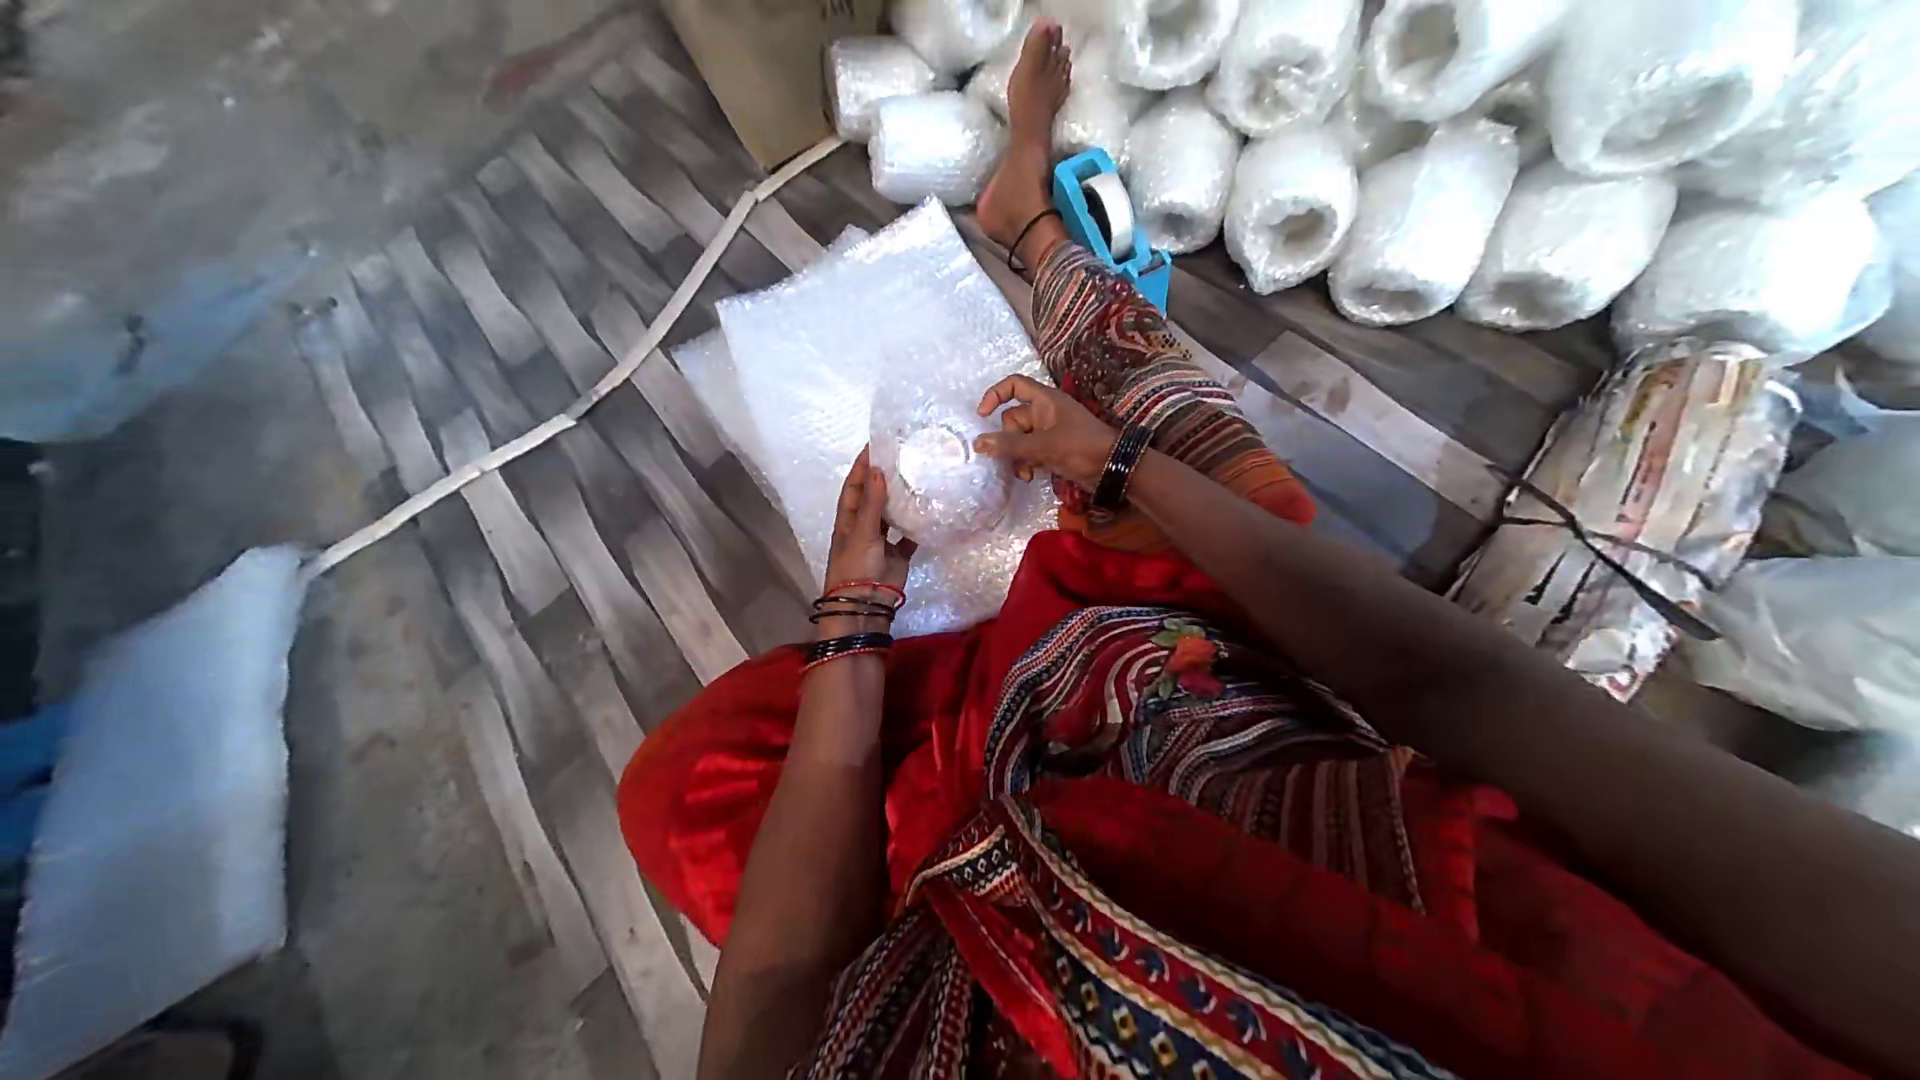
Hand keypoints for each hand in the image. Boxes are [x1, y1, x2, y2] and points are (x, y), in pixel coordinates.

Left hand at [822, 447, 914, 609]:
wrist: (865, 605)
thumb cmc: (856, 566)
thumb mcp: (862, 532)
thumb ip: (872, 503)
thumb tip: (878, 469)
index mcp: (848, 519)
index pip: (855, 486)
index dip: (862, 467)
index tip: (875, 446)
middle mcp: (864, 527)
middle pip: (874, 497)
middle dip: (884, 478)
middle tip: (903, 457)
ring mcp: (882, 541)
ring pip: (892, 515)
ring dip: (901, 499)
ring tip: (918, 477)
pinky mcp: (898, 555)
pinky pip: (908, 536)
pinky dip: (917, 525)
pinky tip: (930, 510)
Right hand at [973, 374, 1117, 488]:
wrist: (1113, 468)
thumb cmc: (1082, 447)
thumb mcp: (1044, 445)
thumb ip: (1011, 445)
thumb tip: (979, 443)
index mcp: (1046, 401)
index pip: (1015, 385)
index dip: (995, 395)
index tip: (982, 415)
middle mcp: (1045, 413)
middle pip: (1013, 419)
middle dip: (1009, 440)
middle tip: (1014, 457)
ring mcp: (1048, 432)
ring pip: (1019, 440)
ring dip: (1016, 456)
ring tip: (1024, 473)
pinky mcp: (1052, 450)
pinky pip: (1029, 452)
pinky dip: (1026, 463)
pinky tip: (1030, 476)